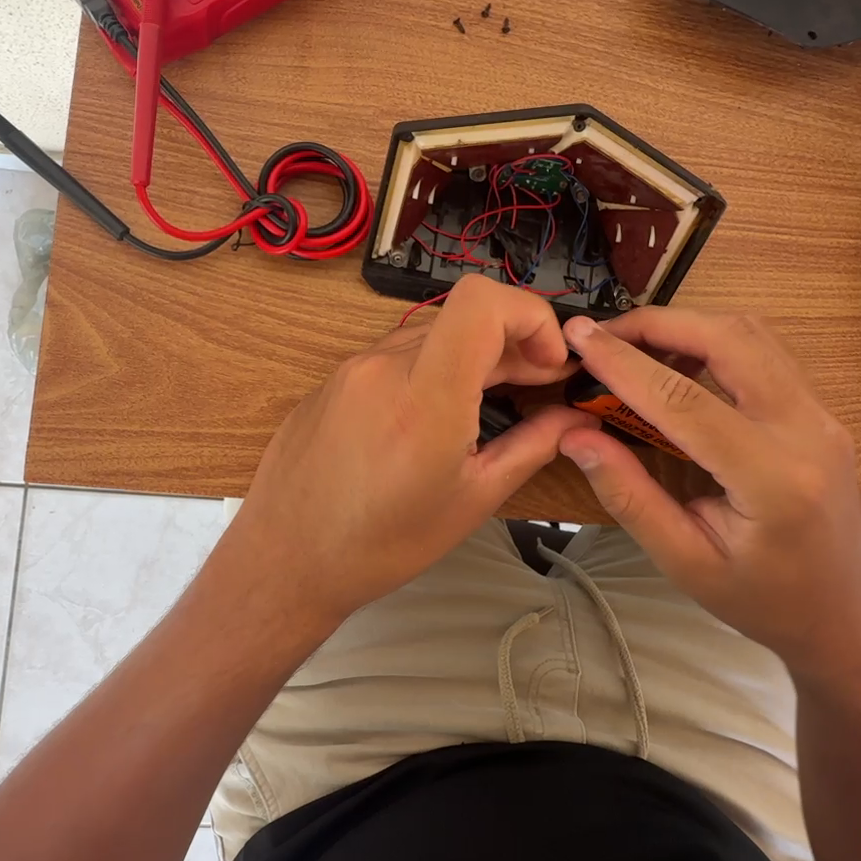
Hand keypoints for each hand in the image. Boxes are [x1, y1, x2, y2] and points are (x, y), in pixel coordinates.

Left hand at [219, 275, 596, 625]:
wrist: (287, 559)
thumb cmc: (383, 543)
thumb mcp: (473, 500)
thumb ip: (531, 446)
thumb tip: (573, 417)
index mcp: (425, 393)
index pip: (483, 301)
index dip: (530, 315)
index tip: (546, 361)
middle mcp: (385, 364)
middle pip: (463, 317)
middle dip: (510, 343)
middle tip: (535, 388)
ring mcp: (352, 368)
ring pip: (430, 335)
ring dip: (469, 356)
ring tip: (484, 404)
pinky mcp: (332, 380)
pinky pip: (393, 356)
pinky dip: (428, 369)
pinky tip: (431, 416)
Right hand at [556, 310, 860, 679]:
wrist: (849, 617)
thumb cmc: (764, 601)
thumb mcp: (684, 561)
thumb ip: (628, 495)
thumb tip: (576, 437)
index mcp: (773, 479)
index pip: (685, 400)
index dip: (625, 363)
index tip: (579, 337)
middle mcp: (807, 431)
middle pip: (729, 340)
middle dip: (657, 324)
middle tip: (601, 335)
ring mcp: (821, 416)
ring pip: (751, 334)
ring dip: (686, 326)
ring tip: (631, 345)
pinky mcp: (819, 412)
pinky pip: (764, 352)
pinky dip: (712, 340)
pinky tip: (675, 363)